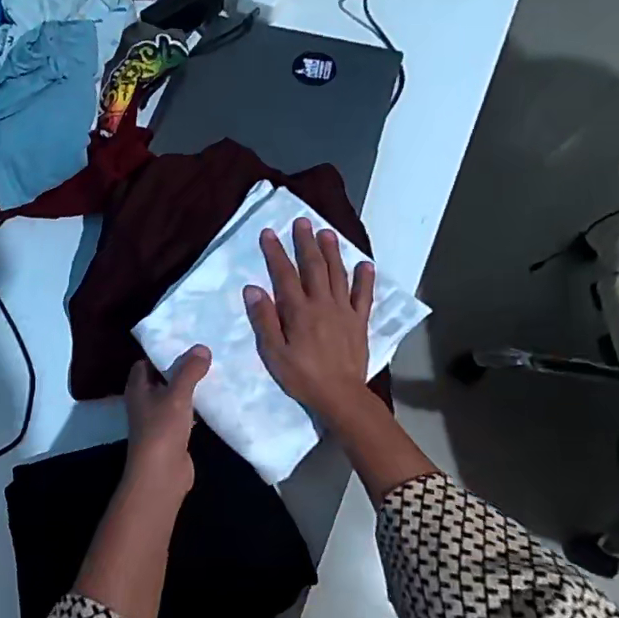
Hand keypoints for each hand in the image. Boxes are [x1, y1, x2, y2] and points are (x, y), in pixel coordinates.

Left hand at [123, 345, 209, 494]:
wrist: (161, 474)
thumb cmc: (162, 428)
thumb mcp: (177, 394)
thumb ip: (189, 370)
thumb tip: (202, 347)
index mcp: (138, 387)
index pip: (145, 361)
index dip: (162, 351)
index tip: (184, 342)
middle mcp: (144, 400)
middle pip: (161, 377)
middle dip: (180, 367)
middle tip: (203, 353)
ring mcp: (157, 418)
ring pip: (173, 395)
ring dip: (189, 386)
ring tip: (211, 370)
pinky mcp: (171, 433)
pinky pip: (183, 412)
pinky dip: (195, 405)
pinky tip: (212, 398)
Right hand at [243, 217, 376, 415]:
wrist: (341, 396)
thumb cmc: (302, 376)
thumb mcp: (274, 353)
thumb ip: (264, 320)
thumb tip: (253, 289)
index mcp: (299, 311)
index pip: (284, 274)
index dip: (276, 252)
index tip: (269, 232)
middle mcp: (322, 304)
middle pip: (313, 267)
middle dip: (306, 242)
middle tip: (302, 221)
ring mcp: (344, 311)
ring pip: (338, 274)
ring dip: (332, 252)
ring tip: (327, 232)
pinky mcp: (359, 321)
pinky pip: (363, 295)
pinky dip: (365, 278)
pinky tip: (365, 264)